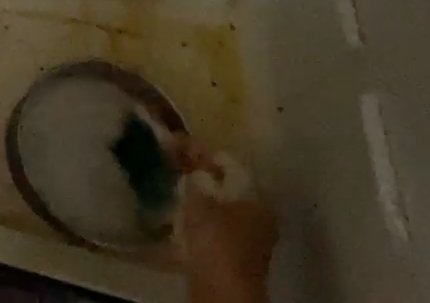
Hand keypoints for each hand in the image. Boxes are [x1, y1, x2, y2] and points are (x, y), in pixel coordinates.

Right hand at [173, 139, 277, 302]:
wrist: (221, 289)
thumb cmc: (217, 239)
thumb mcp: (200, 199)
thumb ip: (195, 174)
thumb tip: (187, 151)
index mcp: (259, 201)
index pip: (229, 165)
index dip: (201, 151)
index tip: (175, 141)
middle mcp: (259, 216)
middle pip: (224, 184)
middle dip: (197, 170)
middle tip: (170, 157)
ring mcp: (247, 237)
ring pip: (218, 202)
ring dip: (196, 190)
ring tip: (170, 178)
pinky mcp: (231, 252)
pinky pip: (213, 220)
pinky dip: (196, 210)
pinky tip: (178, 207)